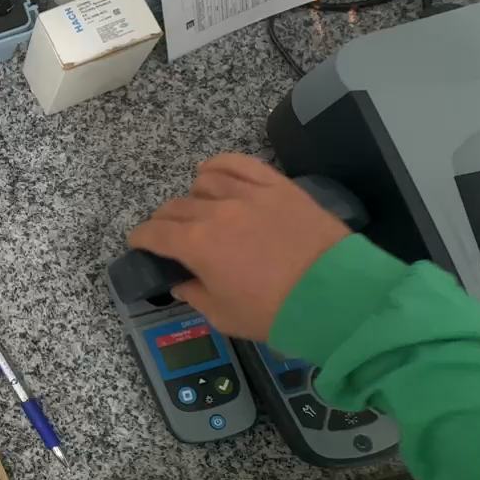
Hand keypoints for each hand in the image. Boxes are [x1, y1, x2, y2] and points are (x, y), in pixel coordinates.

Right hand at [127, 154, 349, 339]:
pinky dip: (219, 166)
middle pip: (173, 207)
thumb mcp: (224, 316)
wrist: (339, 298)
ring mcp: (246, 195)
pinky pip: (238, 164)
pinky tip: (212, 173)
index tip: (140, 245)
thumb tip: (182, 284)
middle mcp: (213, 212)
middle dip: (164, 222)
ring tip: (201, 209)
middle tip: (172, 236)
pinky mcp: (277, 187)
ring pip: (202, 183)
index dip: (140, 239)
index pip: (152, 233)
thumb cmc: (275, 312)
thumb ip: (195, 296)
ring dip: (193, 198)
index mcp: (194, 245)